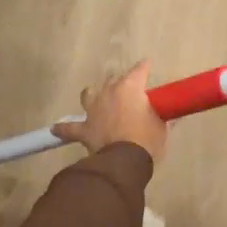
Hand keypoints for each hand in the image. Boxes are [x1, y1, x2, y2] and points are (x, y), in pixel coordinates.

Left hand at [52, 60, 168, 161]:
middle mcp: (109, 92)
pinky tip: (56, 129)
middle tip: (130, 94)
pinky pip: (69, 128)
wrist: (124, 161)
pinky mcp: (84, 128)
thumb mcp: (162, 127)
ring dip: (95, 95)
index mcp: (130, 87)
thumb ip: (164, 117)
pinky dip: (63, 128)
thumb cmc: (147, 140)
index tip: (148, 65)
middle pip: (114, 80)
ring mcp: (94, 108)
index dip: (145, 67)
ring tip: (98, 101)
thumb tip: (171, 115)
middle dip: (121, 84)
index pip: (140, 69)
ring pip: (90, 93)